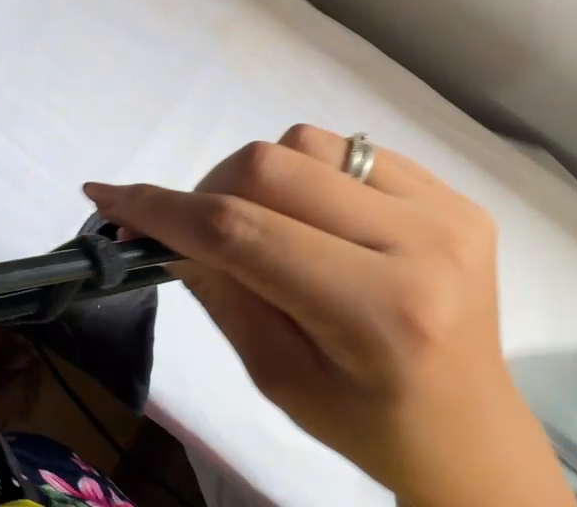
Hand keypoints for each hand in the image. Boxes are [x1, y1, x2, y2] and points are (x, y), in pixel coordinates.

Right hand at [85, 125, 574, 506]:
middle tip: (192, 231)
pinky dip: (303, 173)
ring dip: (255, 177)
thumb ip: (213, 287)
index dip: (164, 209)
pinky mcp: (452, 194)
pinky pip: (343, 147)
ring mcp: (446, 211)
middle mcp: (423, 246)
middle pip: (268, 167)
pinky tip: (311, 219)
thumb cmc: (364, 420)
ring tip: (262, 227)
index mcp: (380, 313)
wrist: (469, 433)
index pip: (242, 232)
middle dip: (207, 191)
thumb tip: (149, 224)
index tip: (107, 196)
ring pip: (301, 143)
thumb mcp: (272, 372)